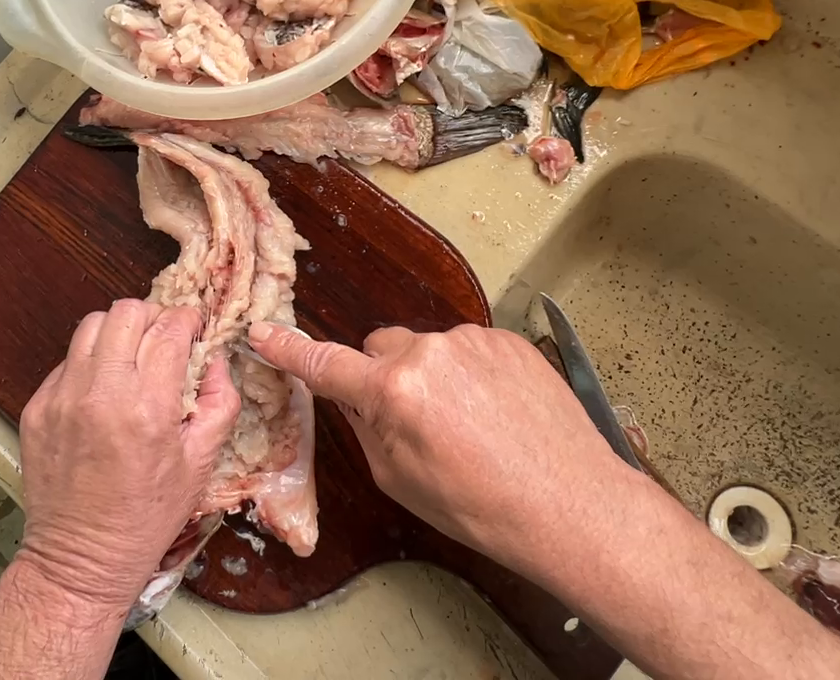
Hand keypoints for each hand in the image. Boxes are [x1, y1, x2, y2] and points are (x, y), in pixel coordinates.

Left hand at [15, 299, 240, 610]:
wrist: (78, 561)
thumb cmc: (146, 517)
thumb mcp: (201, 465)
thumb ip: (220, 402)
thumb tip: (216, 358)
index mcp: (148, 408)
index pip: (169, 330)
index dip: (189, 320)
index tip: (195, 327)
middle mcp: (101, 393)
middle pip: (127, 313)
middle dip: (154, 317)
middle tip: (164, 338)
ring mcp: (62, 397)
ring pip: (92, 324)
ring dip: (119, 331)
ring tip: (132, 355)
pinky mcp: (37, 407)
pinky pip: (68, 359)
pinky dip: (91, 361)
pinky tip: (103, 388)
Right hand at [246, 319, 634, 579]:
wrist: (576, 506)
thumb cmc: (484, 507)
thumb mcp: (401, 480)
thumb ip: (367, 426)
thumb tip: (352, 395)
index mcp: (395, 392)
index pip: (327, 364)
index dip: (289, 350)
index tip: (262, 333)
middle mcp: (429, 353)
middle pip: (380, 347)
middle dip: (384, 374)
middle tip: (411, 417)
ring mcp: (471, 340)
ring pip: (425, 347)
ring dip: (431, 374)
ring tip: (469, 422)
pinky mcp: (505, 339)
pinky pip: (466, 347)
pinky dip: (468, 371)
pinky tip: (495, 409)